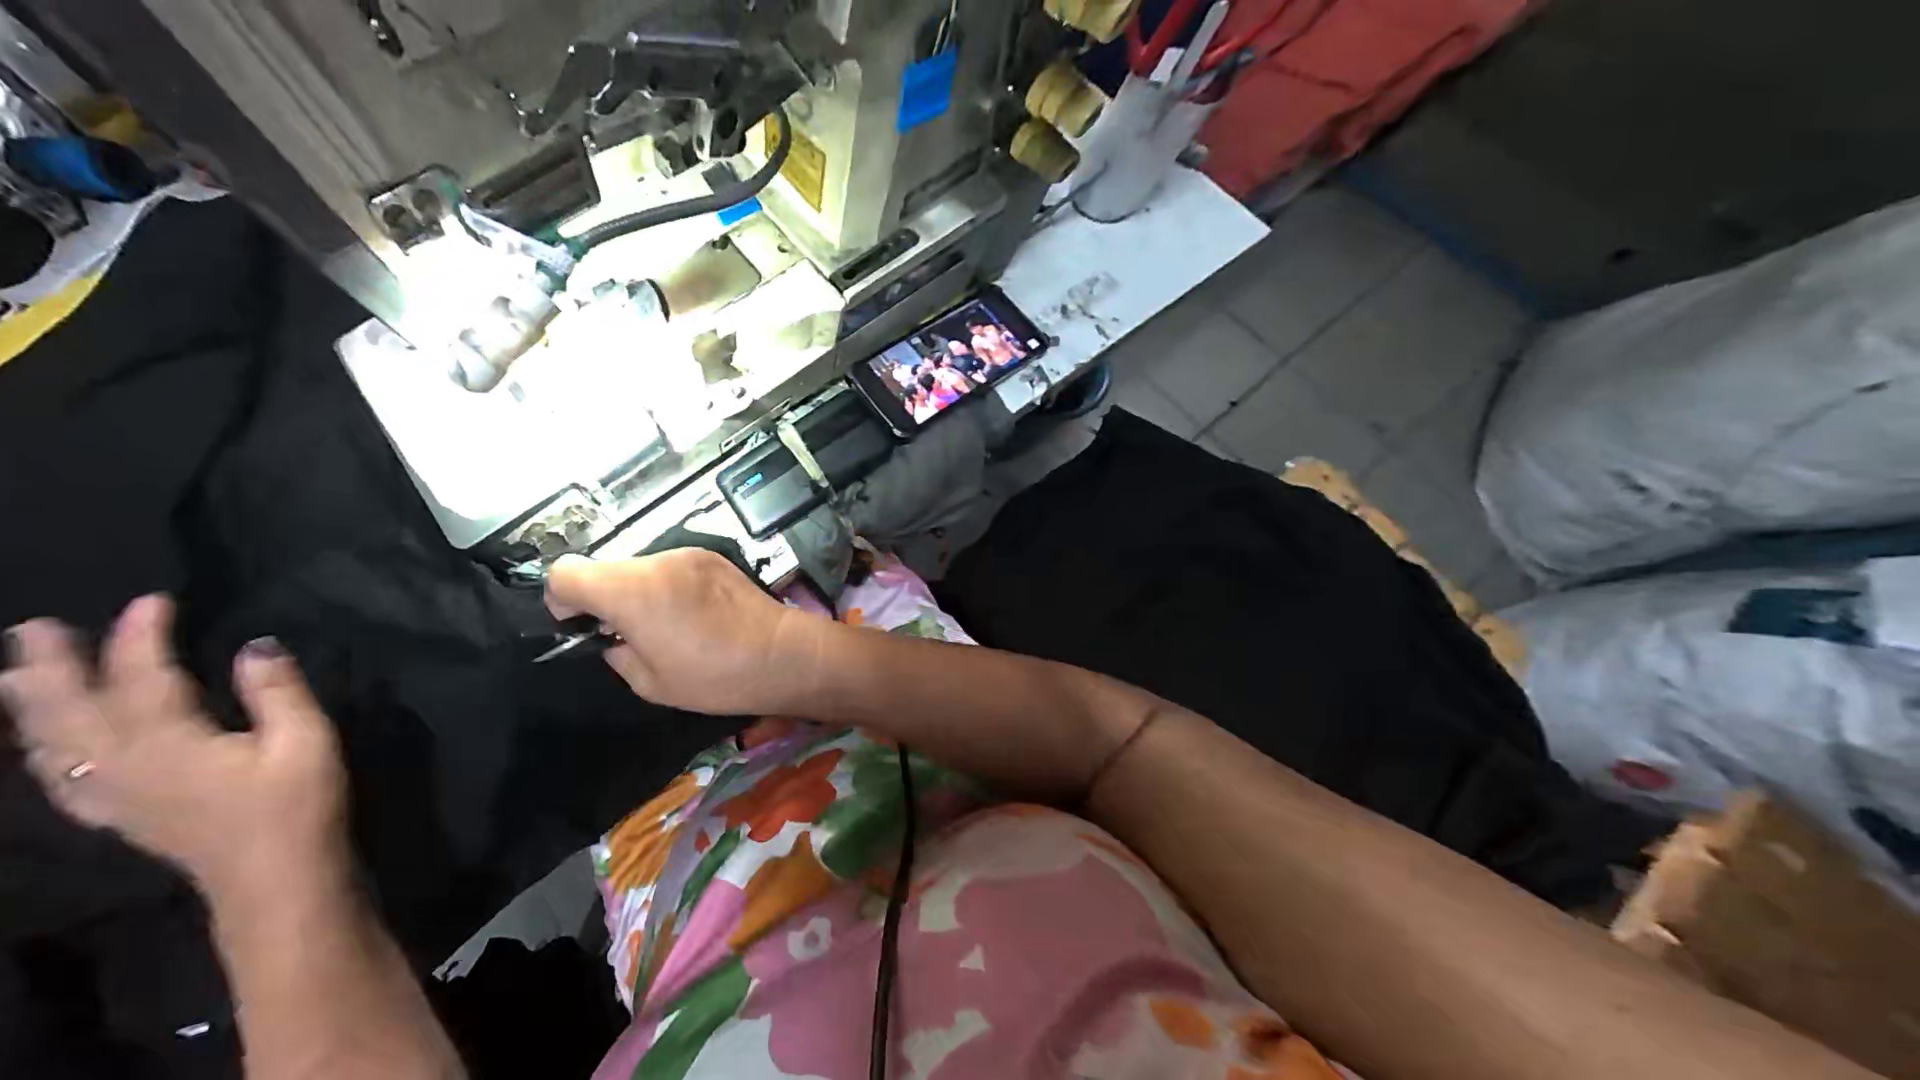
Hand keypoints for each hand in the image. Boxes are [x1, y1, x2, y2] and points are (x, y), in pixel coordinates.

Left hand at [1, 595, 348, 900]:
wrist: (274, 876)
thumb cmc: (297, 804)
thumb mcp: (306, 742)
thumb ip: (278, 693)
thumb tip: (256, 646)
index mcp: (169, 743)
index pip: (144, 677)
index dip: (142, 636)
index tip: (152, 600)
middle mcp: (123, 765)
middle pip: (72, 709)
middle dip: (51, 667)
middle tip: (32, 629)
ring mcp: (113, 794)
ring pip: (53, 743)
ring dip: (32, 705)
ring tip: (15, 675)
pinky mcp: (119, 813)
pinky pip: (61, 779)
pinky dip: (42, 755)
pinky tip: (41, 747)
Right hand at [545, 549, 828, 715]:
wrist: (783, 654)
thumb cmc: (715, 676)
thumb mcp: (649, 682)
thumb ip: (616, 651)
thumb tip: (612, 636)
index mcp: (632, 590)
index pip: (566, 573)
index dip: (563, 600)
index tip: (583, 625)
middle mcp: (657, 560)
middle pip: (606, 568)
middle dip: (605, 598)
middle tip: (630, 633)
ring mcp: (689, 553)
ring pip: (640, 567)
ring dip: (639, 591)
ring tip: (668, 626)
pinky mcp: (713, 556)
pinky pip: (671, 567)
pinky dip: (668, 586)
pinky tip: (693, 614)